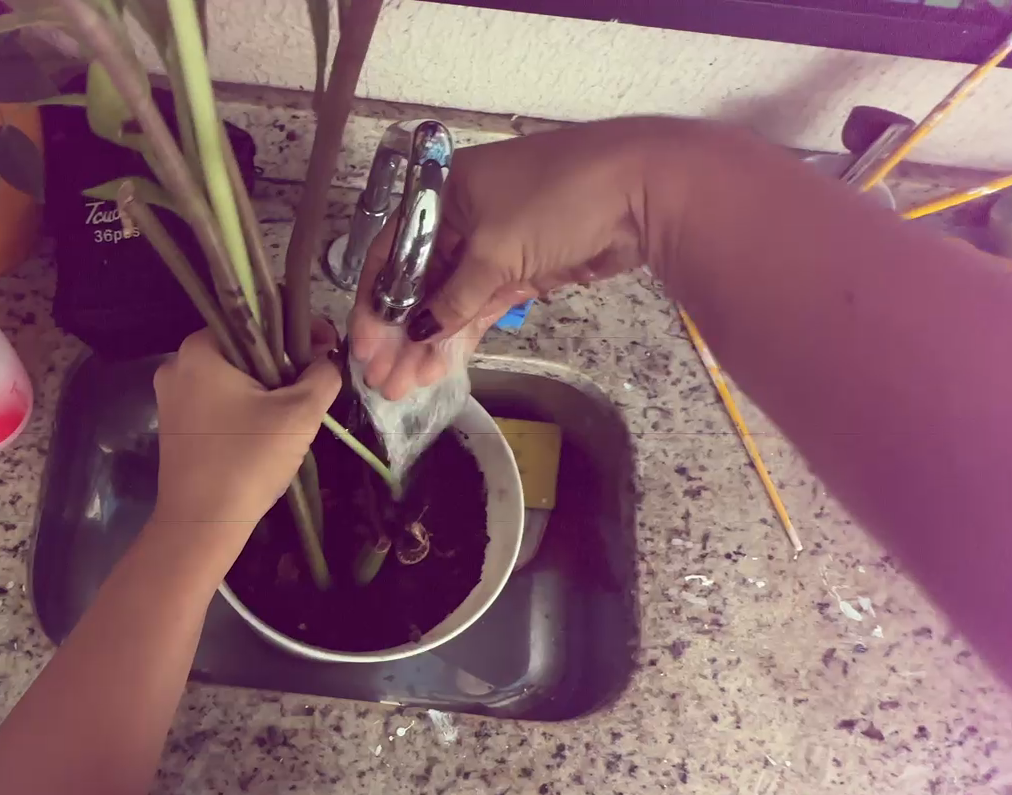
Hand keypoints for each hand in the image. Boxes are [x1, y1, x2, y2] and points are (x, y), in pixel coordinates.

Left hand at [151, 328, 341, 540]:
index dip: (298, 331)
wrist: (202, 525)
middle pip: (243, 350)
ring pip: (230, 380)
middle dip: (281, 365)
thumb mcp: (300, 414)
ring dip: (263, 390)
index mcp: (200, 349)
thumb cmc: (248, 461)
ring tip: (293, 413)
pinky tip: (264, 433)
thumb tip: (327, 359)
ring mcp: (170, 399)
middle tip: (312, 388)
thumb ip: (322, 376)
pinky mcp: (174, 428)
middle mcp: (177, 365)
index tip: (325, 352)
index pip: (256, 319)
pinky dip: (242, 411)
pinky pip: (216, 405)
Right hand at [351, 118, 693, 399]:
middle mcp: (459, 221)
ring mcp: (488, 250)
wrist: (647, 191)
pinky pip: (475, 311)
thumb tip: (419, 337)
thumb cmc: (559, 198)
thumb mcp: (495, 250)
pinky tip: (434, 370)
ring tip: (403, 386)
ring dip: (425, 346)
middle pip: (417, 286)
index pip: (393, 255)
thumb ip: (453, 299)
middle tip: (381, 379)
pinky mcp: (515, 274)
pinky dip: (457, 338)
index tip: (364, 347)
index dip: (375, 304)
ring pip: (445, 304)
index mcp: (444, 195)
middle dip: (399, 335)